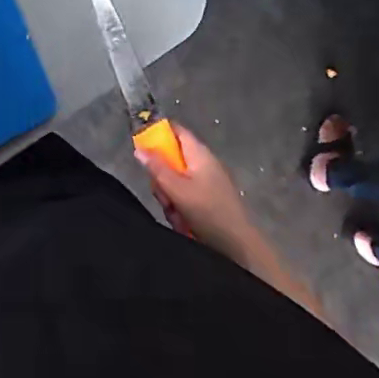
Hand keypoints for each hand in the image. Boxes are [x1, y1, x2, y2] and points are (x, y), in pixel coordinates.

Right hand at [137, 125, 265, 263]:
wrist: (239, 247)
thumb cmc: (209, 211)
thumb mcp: (177, 189)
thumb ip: (157, 168)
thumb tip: (139, 149)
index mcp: (199, 153)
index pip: (175, 130)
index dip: (157, 133)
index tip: (142, 147)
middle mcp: (203, 164)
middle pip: (171, 159)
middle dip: (162, 178)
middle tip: (164, 195)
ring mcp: (207, 183)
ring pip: (175, 182)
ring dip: (170, 198)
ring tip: (176, 215)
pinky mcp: (208, 200)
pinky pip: (185, 197)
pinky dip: (180, 209)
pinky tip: (185, 224)